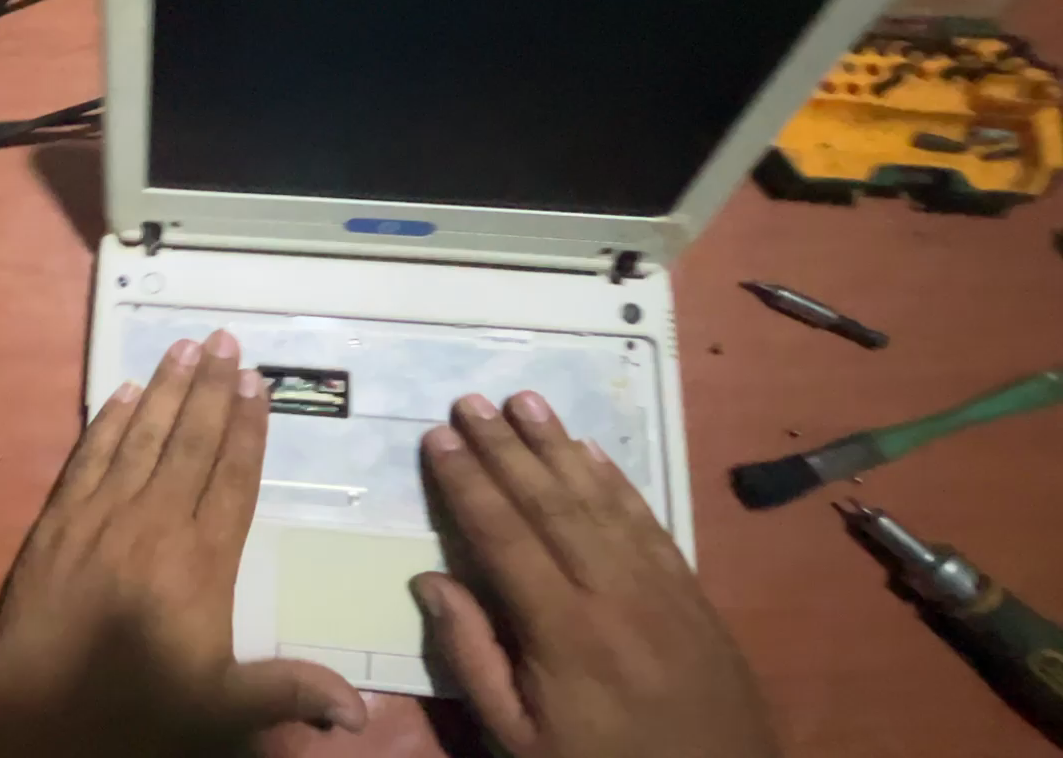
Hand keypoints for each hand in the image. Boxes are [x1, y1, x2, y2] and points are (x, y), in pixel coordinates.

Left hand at [0, 331, 367, 757]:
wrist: (37, 726)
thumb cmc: (136, 716)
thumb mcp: (220, 713)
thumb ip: (288, 691)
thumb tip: (364, 707)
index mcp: (201, 563)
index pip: (233, 478)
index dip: (247, 427)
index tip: (257, 383)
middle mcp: (154, 523)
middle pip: (190, 442)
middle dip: (211, 388)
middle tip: (225, 339)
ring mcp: (101, 515)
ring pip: (142, 438)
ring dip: (165, 389)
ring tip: (184, 346)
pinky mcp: (58, 520)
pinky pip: (89, 457)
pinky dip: (107, 422)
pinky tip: (123, 392)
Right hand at [414, 392, 779, 757]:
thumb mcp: (517, 739)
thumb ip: (471, 657)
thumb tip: (430, 580)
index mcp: (566, 634)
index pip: (503, 536)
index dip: (466, 482)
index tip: (438, 437)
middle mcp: (615, 597)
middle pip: (550, 504)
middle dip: (505, 446)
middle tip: (471, 401)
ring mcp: (663, 591)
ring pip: (600, 500)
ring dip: (557, 445)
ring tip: (525, 399)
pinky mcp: (693, 594)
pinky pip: (649, 522)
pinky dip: (616, 479)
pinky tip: (591, 448)